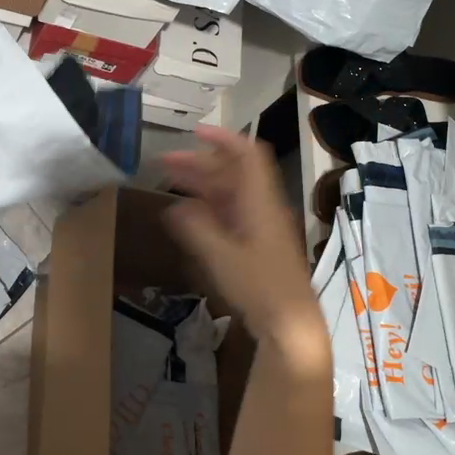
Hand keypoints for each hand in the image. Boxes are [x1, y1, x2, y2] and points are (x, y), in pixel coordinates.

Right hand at [161, 126, 327, 364]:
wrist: (289, 322)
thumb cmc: (259, 286)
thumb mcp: (221, 256)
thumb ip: (195, 228)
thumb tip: (173, 207)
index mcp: (260, 202)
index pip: (247, 156)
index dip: (223, 139)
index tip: (195, 132)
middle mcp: (262, 207)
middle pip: (233, 173)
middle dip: (200, 162)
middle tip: (165, 162)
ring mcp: (259, 225)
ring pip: (230, 193)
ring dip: (201, 184)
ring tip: (168, 182)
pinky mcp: (255, 243)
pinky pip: (229, 213)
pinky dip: (207, 206)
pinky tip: (185, 213)